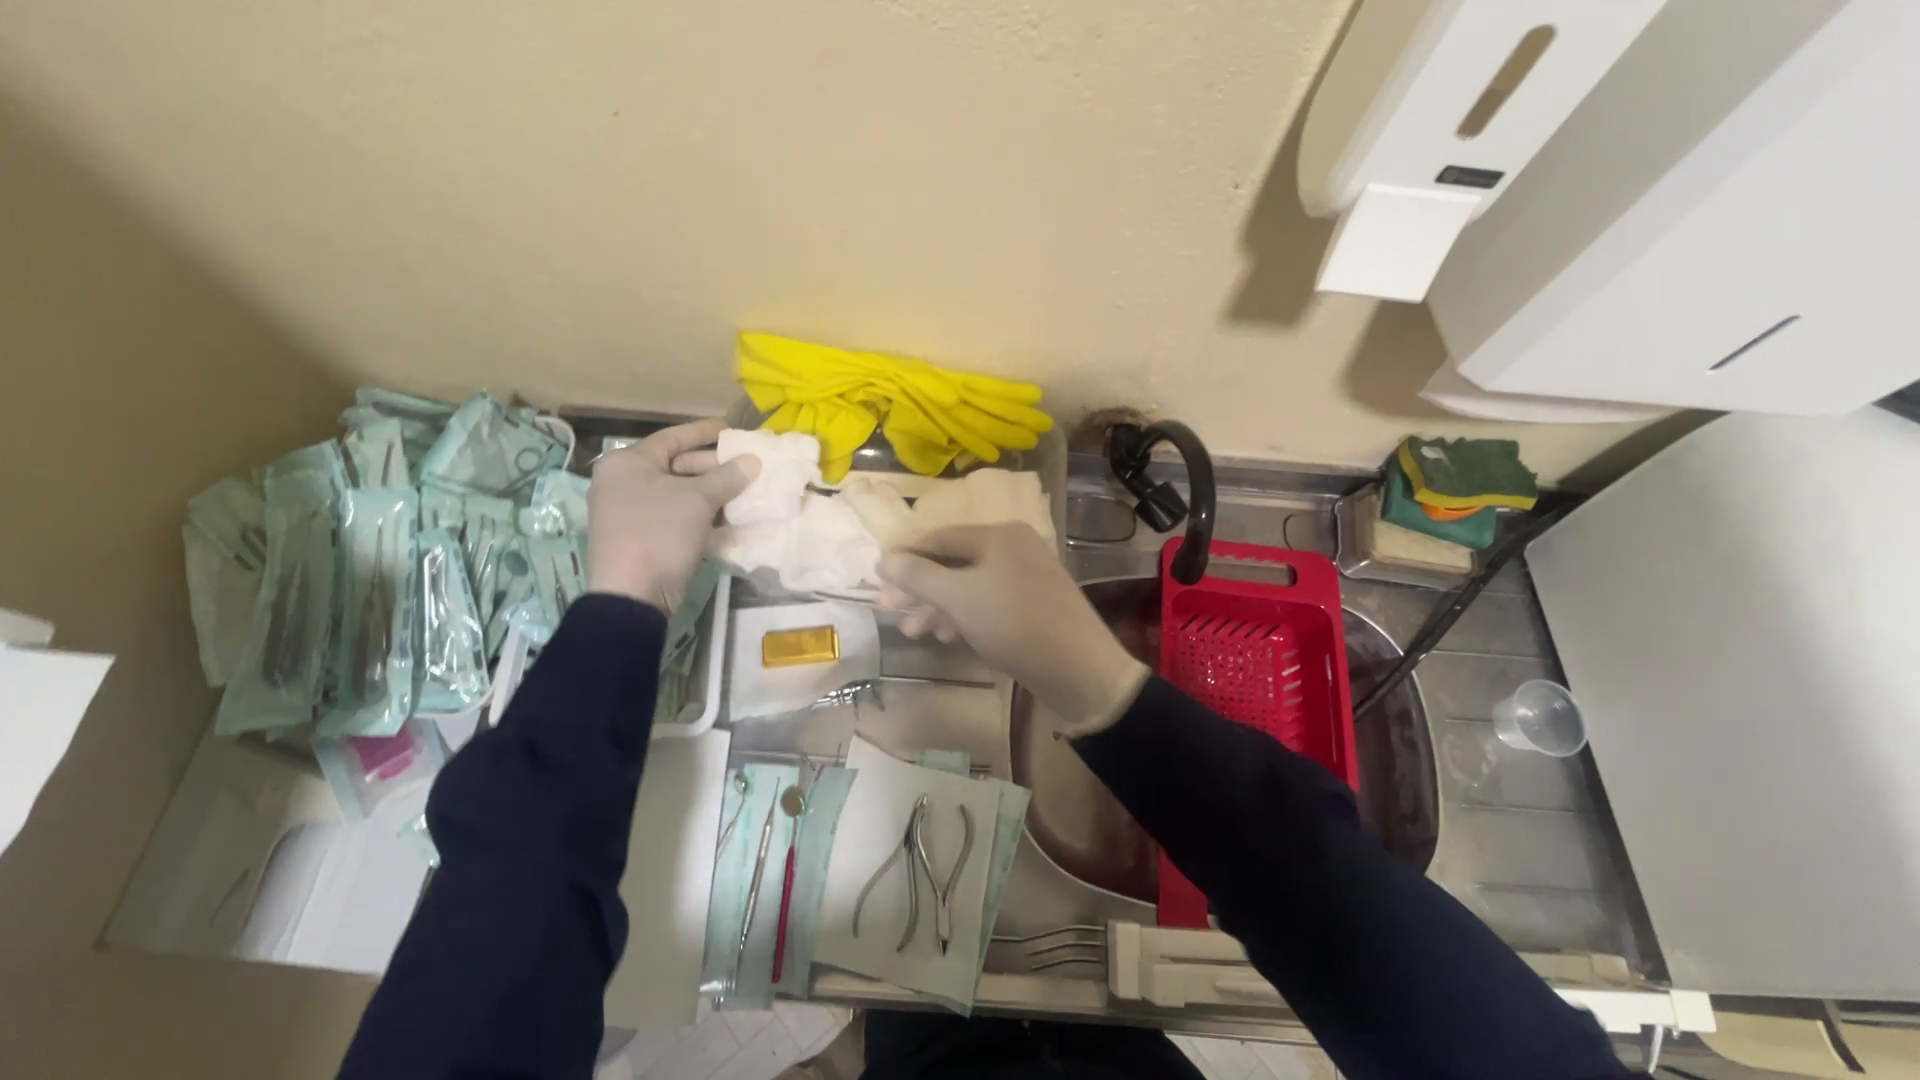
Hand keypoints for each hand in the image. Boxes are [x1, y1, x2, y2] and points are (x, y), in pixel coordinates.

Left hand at [587, 418, 758, 611]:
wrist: (631, 594)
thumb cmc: (660, 533)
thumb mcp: (698, 501)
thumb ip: (727, 477)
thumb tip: (752, 461)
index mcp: (627, 462)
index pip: (672, 437)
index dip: (704, 432)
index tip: (731, 430)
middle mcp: (621, 481)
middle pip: (674, 465)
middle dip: (711, 467)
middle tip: (744, 468)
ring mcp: (626, 510)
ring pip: (675, 492)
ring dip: (708, 492)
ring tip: (741, 493)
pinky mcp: (636, 536)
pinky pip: (671, 514)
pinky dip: (696, 513)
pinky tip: (723, 518)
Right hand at [878, 523, 1147, 731]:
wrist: (1081, 670)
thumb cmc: (1015, 625)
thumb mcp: (959, 598)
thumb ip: (919, 575)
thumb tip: (884, 557)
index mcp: (998, 535)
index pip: (938, 537)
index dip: (905, 558)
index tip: (877, 582)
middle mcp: (1014, 548)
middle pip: (952, 561)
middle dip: (919, 587)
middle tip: (889, 611)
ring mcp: (1026, 577)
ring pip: (968, 585)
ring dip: (937, 606)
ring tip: (915, 633)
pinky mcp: (1033, 606)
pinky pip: (987, 602)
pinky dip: (964, 615)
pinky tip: (948, 637)